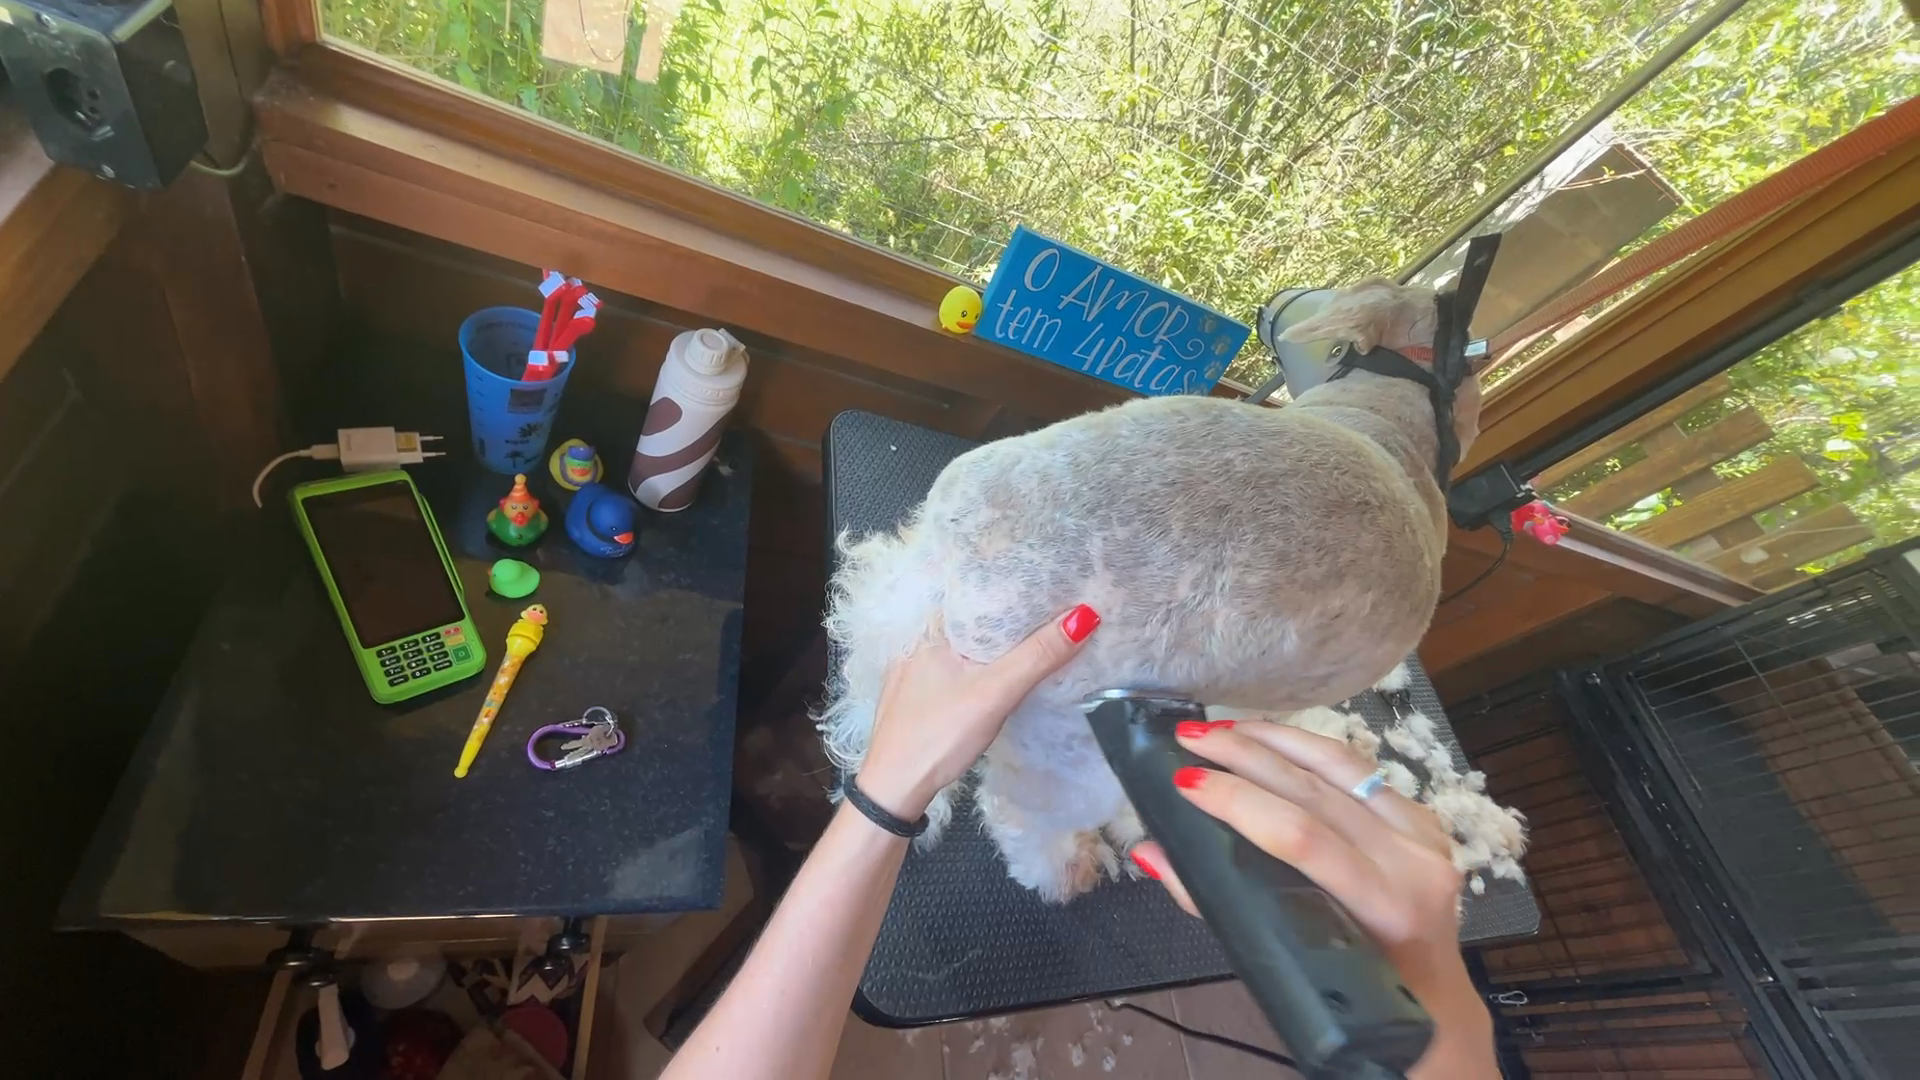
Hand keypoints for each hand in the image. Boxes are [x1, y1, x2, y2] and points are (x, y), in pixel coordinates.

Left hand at [856, 604, 1099, 818]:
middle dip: (1018, 616)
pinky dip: (988, 662)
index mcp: (931, 625)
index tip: (1061, 584)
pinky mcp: (919, 689)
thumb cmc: (938, 735)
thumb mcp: (995, 692)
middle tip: (1065, 606)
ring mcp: (916, 664)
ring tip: (1048, 631)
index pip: (983, 591)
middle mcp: (920, 637)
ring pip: (972, 643)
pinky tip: (1011, 667)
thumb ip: (1038, 655)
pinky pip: (962, 663)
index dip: (1022, 587)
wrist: (893, 790)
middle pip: (980, 618)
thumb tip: (1085, 615)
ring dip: (1005, 642)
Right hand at [1129, 721, 1494, 1075]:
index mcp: (1386, 911)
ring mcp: (1422, 834)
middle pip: (1313, 792)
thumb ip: (1211, 903)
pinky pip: (1351, 763)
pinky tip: (1262, 733)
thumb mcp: (1282, 962)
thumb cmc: (1349, 991)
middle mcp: (1413, 865)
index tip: (1183, 781)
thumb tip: (1149, 854)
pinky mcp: (1419, 813)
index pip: (1302, 838)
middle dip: (1240, 757)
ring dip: (1267, 738)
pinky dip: (1298, 742)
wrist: (1433, 998)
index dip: (1238, 803)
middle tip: (1186, 737)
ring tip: (1217, 727)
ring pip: (1334, 763)